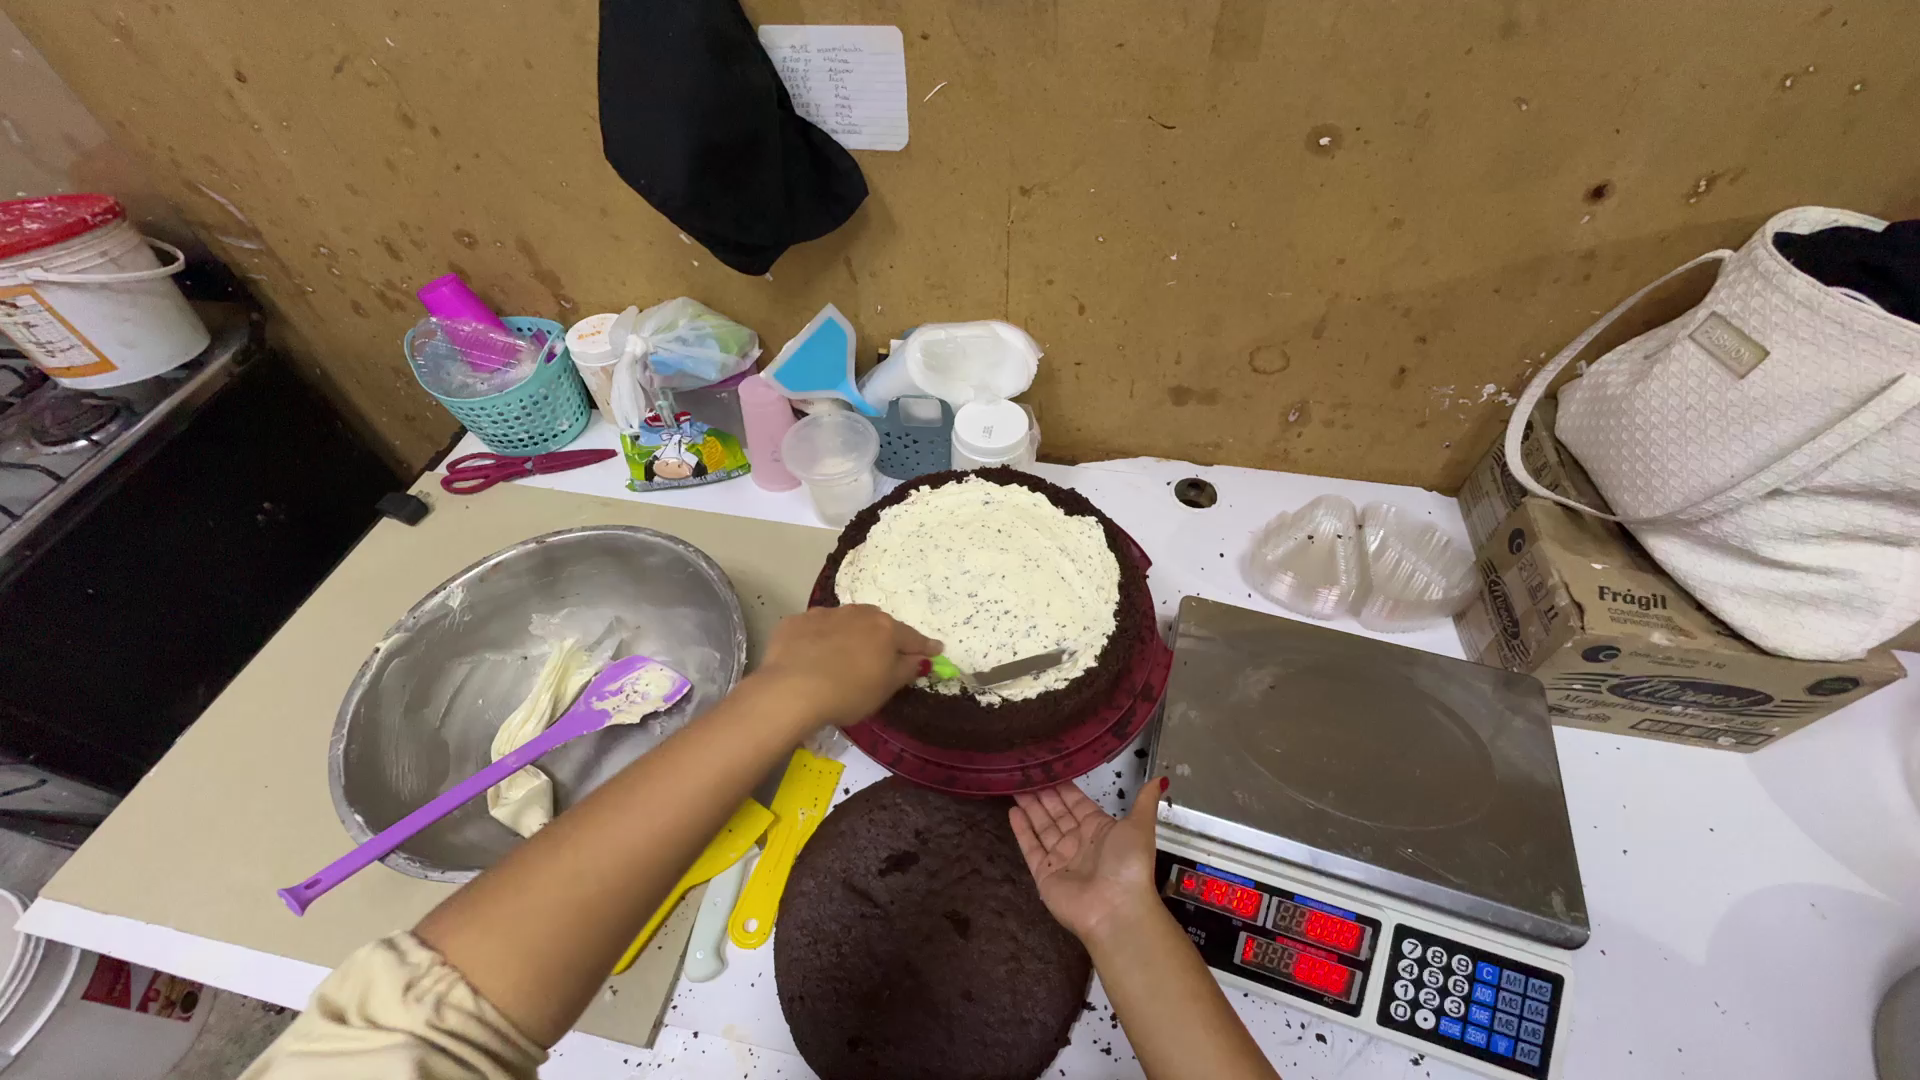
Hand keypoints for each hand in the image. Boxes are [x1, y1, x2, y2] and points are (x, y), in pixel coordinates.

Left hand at [748, 604, 941, 727]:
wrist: (791, 689)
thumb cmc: (848, 692)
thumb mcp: (885, 688)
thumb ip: (906, 669)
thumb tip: (920, 658)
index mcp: (885, 630)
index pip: (912, 638)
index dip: (925, 646)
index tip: (936, 649)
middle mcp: (858, 614)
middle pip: (877, 624)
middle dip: (883, 636)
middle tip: (882, 654)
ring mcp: (824, 614)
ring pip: (845, 622)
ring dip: (849, 634)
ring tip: (843, 655)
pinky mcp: (795, 622)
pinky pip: (814, 629)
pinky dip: (818, 639)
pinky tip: (811, 656)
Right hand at [1010, 778, 1166, 945]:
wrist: (1116, 909)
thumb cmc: (1128, 864)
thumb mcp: (1140, 827)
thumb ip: (1144, 802)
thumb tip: (1160, 778)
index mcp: (1100, 829)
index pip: (1077, 803)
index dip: (1063, 787)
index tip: (1049, 769)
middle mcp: (1079, 842)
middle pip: (1057, 813)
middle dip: (1043, 794)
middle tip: (1026, 773)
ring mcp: (1060, 858)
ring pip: (1042, 827)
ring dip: (1030, 807)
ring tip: (1015, 786)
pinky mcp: (1044, 874)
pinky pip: (1031, 847)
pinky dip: (1021, 830)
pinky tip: (1012, 811)